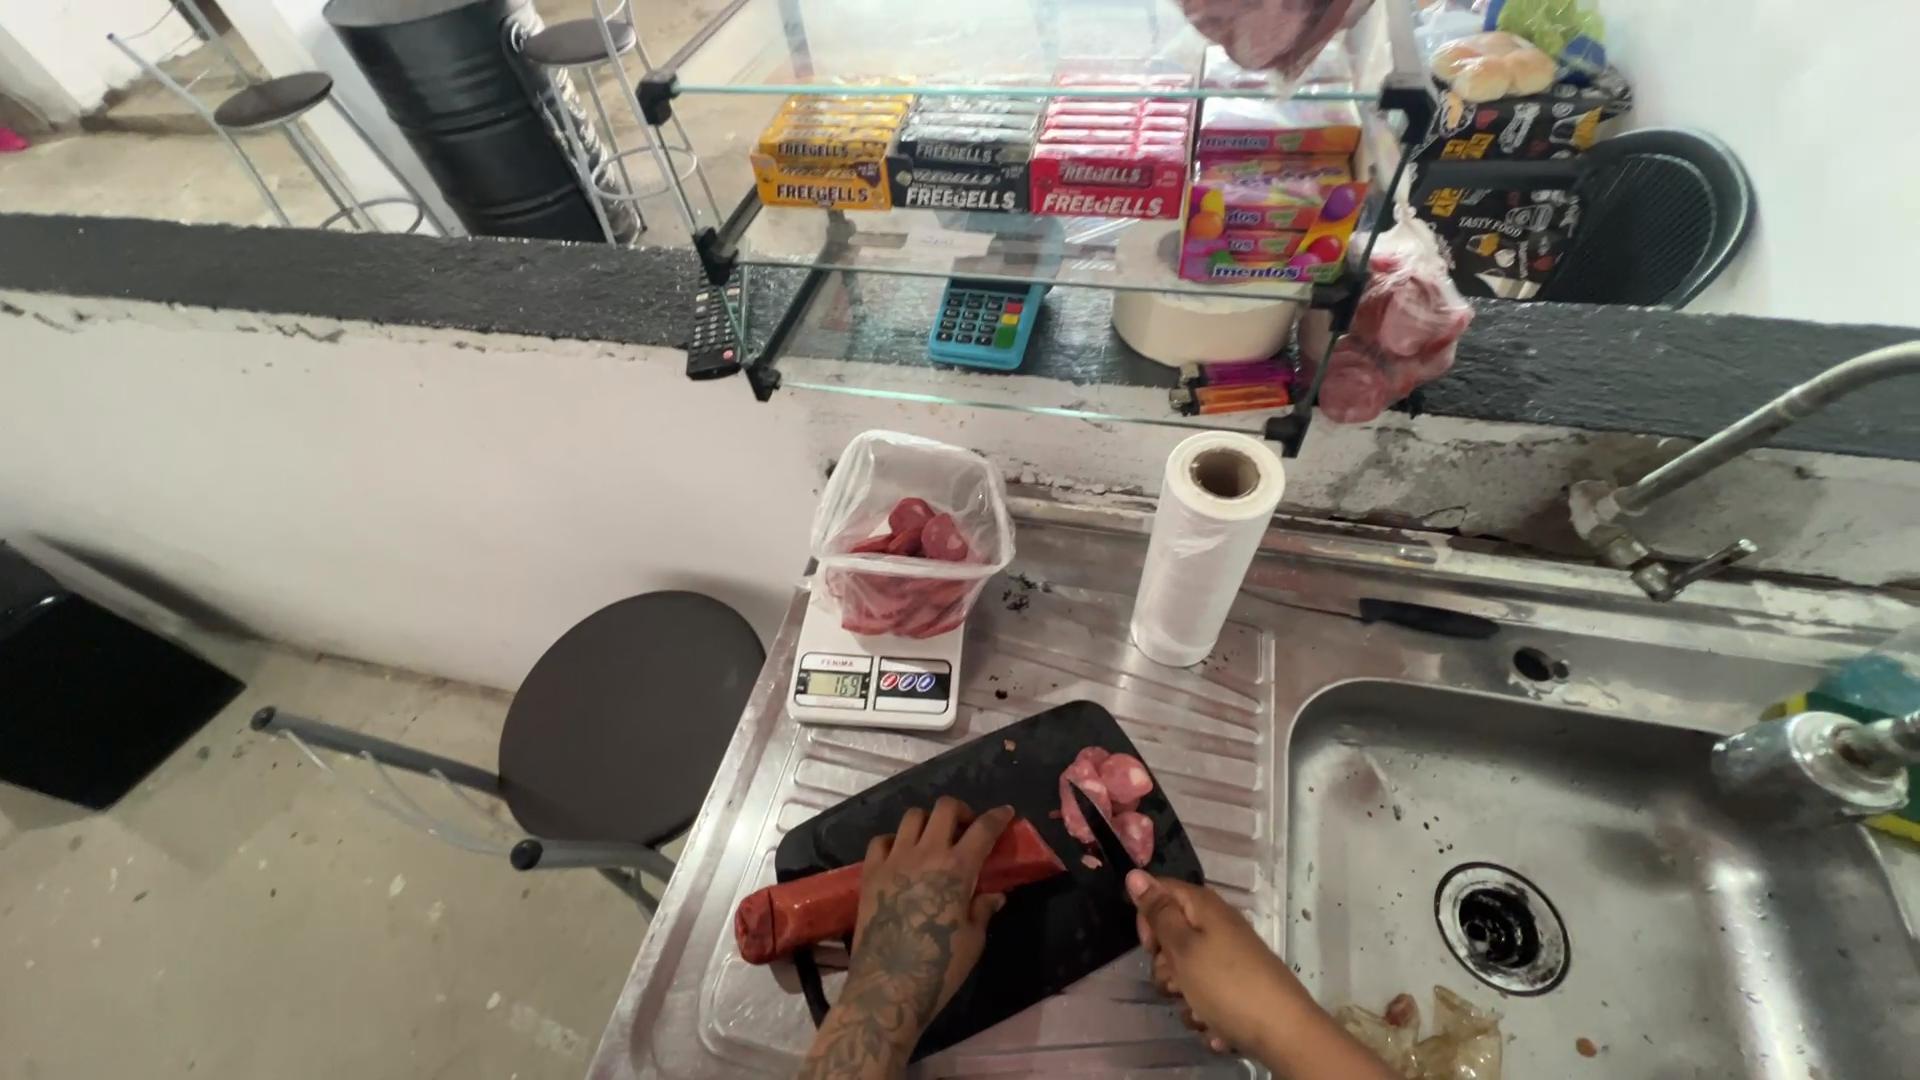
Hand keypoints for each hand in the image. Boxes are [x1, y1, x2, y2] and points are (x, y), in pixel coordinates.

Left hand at [800, 798, 1014, 1079]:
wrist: (888, 987)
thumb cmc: (939, 967)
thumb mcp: (973, 940)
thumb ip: (983, 909)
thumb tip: (995, 895)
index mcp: (957, 868)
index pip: (983, 829)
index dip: (998, 816)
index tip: (1006, 812)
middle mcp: (926, 853)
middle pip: (944, 808)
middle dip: (961, 810)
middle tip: (966, 827)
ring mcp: (894, 859)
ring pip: (912, 816)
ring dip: (928, 821)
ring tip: (933, 839)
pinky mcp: (870, 872)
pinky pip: (881, 840)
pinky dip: (894, 840)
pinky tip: (900, 855)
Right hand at [1129, 872, 1397, 1079]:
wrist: (1285, 1034)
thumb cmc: (1226, 985)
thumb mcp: (1182, 946)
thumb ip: (1157, 910)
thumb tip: (1134, 873)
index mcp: (1201, 905)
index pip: (1158, 891)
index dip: (1146, 918)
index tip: (1151, 948)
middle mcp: (1215, 922)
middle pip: (1170, 934)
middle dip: (1165, 965)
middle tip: (1177, 981)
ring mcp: (1229, 954)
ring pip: (1186, 969)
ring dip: (1184, 994)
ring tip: (1199, 1011)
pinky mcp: (1238, 983)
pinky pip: (1207, 991)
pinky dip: (1205, 1009)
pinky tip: (1214, 1026)